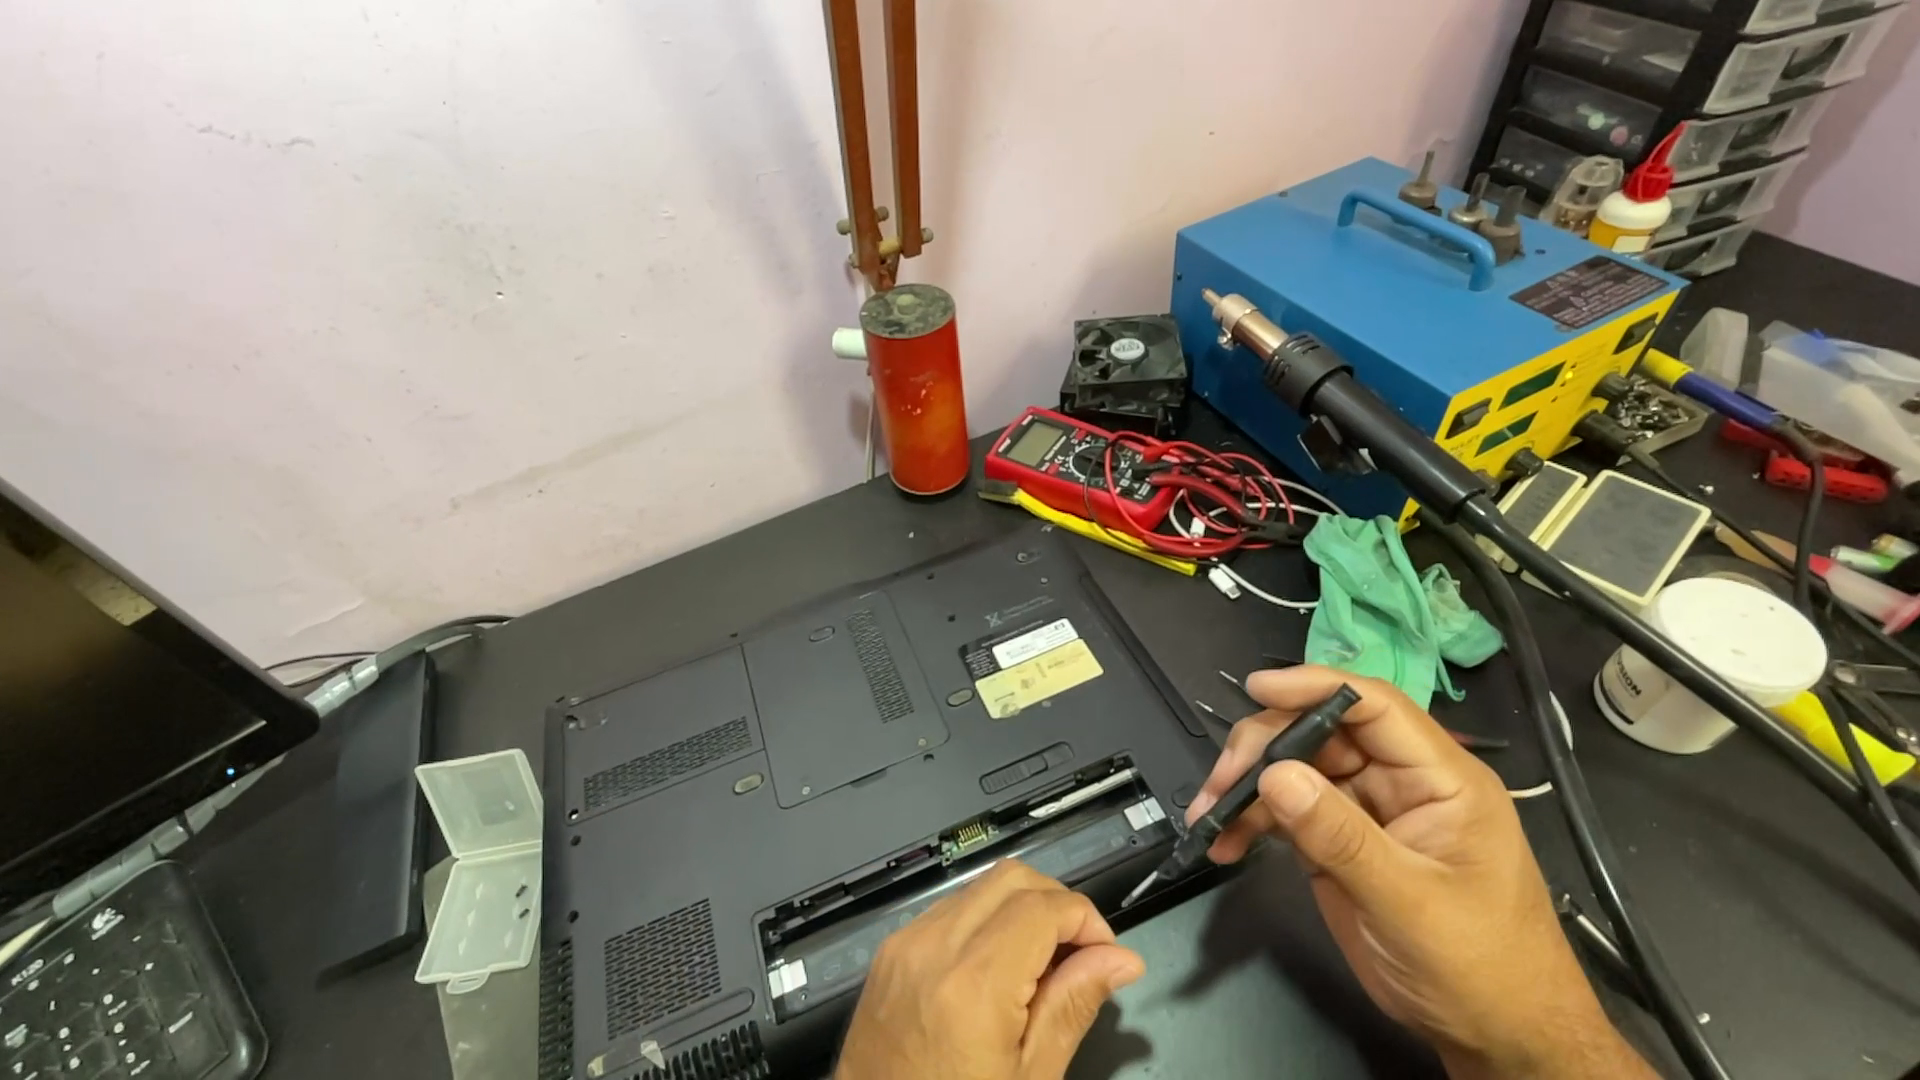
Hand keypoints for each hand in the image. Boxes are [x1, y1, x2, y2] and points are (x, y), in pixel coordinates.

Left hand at [834, 859, 1142, 1079]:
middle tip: (1079, 955)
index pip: (1043, 906)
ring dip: (1021, 907)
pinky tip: (999, 966)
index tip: (1106, 954)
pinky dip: (984, 919)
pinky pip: (949, 909)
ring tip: (1041, 965)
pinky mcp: (889, 950)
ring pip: (980, 886)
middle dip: (1056, 903)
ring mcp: (905, 943)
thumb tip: (1122, 959)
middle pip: (1012, 878)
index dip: (1086, 919)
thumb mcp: (1030, 1078)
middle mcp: (934, 945)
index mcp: (973, 982)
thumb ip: (1073, 1006)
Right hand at [1191, 666, 1652, 1079]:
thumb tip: (1274, 774)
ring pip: (1292, 769)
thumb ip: (1342, 837)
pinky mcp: (1336, 842)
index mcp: (1438, 778)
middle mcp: (1398, 781)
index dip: (1315, 687)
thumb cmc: (1481, 968)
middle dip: (1263, 747)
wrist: (1496, 1037)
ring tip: (1209, 817)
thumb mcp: (1411, 903)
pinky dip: (1249, 821)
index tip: (1257, 689)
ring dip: (1245, 787)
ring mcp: (1363, 811)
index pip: (1375, 706)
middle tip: (1221, 783)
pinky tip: (1224, 842)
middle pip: (1319, 733)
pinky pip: (1284, 811)